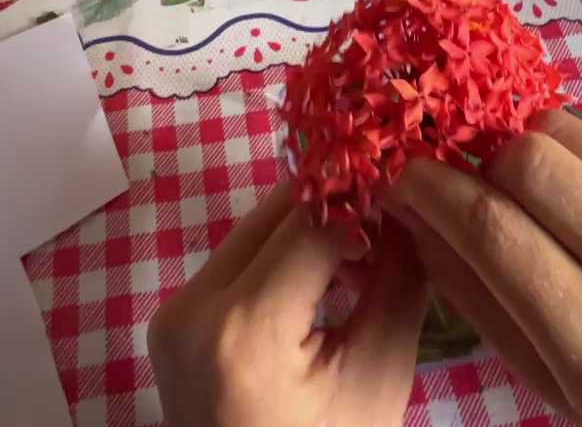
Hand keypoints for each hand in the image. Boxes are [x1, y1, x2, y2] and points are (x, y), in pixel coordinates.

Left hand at [148, 186, 427, 426]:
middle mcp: (193, 304)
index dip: (365, 201)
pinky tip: (323, 279)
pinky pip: (240, 252)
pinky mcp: (174, 312)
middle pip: (278, 212)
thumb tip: (407, 207)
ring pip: (258, 224)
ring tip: (362, 262)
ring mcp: (174, 308)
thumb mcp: (378, 380)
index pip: (313, 221)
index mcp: (245, 330)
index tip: (407, 204)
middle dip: (340, 209)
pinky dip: (286, 250)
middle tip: (390, 229)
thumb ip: (397, 282)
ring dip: (314, 226)